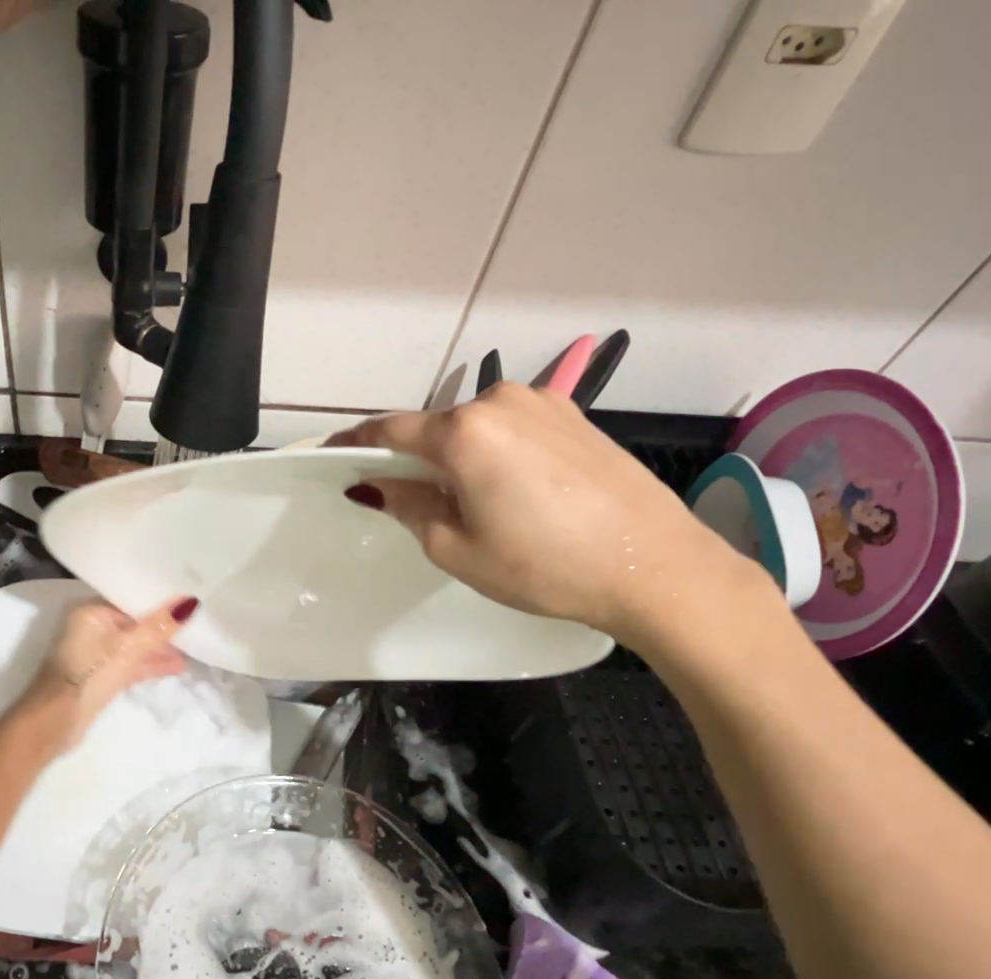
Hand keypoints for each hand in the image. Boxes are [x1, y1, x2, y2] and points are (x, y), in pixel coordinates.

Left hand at [15, 597, 196, 756]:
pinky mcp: (101, 675)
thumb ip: (159, 627)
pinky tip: (177, 666)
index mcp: (91, 612)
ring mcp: (96, 653)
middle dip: (163, 625)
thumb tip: (190, 602)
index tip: (189, 596)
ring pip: (134, 644)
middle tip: (198, 620)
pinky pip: (131, 662)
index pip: (130, 598)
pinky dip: (150, 663)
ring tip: (195, 646)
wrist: (55, 720)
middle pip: (134, 621)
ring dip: (160, 647)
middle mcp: (92, 628)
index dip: (159, 599)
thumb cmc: (89, 675)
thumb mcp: (128, 648)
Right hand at [328, 383, 766, 645]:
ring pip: (476, 427)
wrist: (657, 566)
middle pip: (435, 427)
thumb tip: (376, 485)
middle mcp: (500, 400)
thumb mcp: (458, 549)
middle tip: (414, 502)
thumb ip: (408, 508)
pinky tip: (514, 492)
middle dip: (415, 458)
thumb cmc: (546, 566)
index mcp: (464, 432)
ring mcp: (543, 402)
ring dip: (459, 456)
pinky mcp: (575, 415)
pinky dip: (495, 451)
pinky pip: (513, 427)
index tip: (333, 454)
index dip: (356, 443)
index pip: (390, 429)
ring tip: (474, 505)